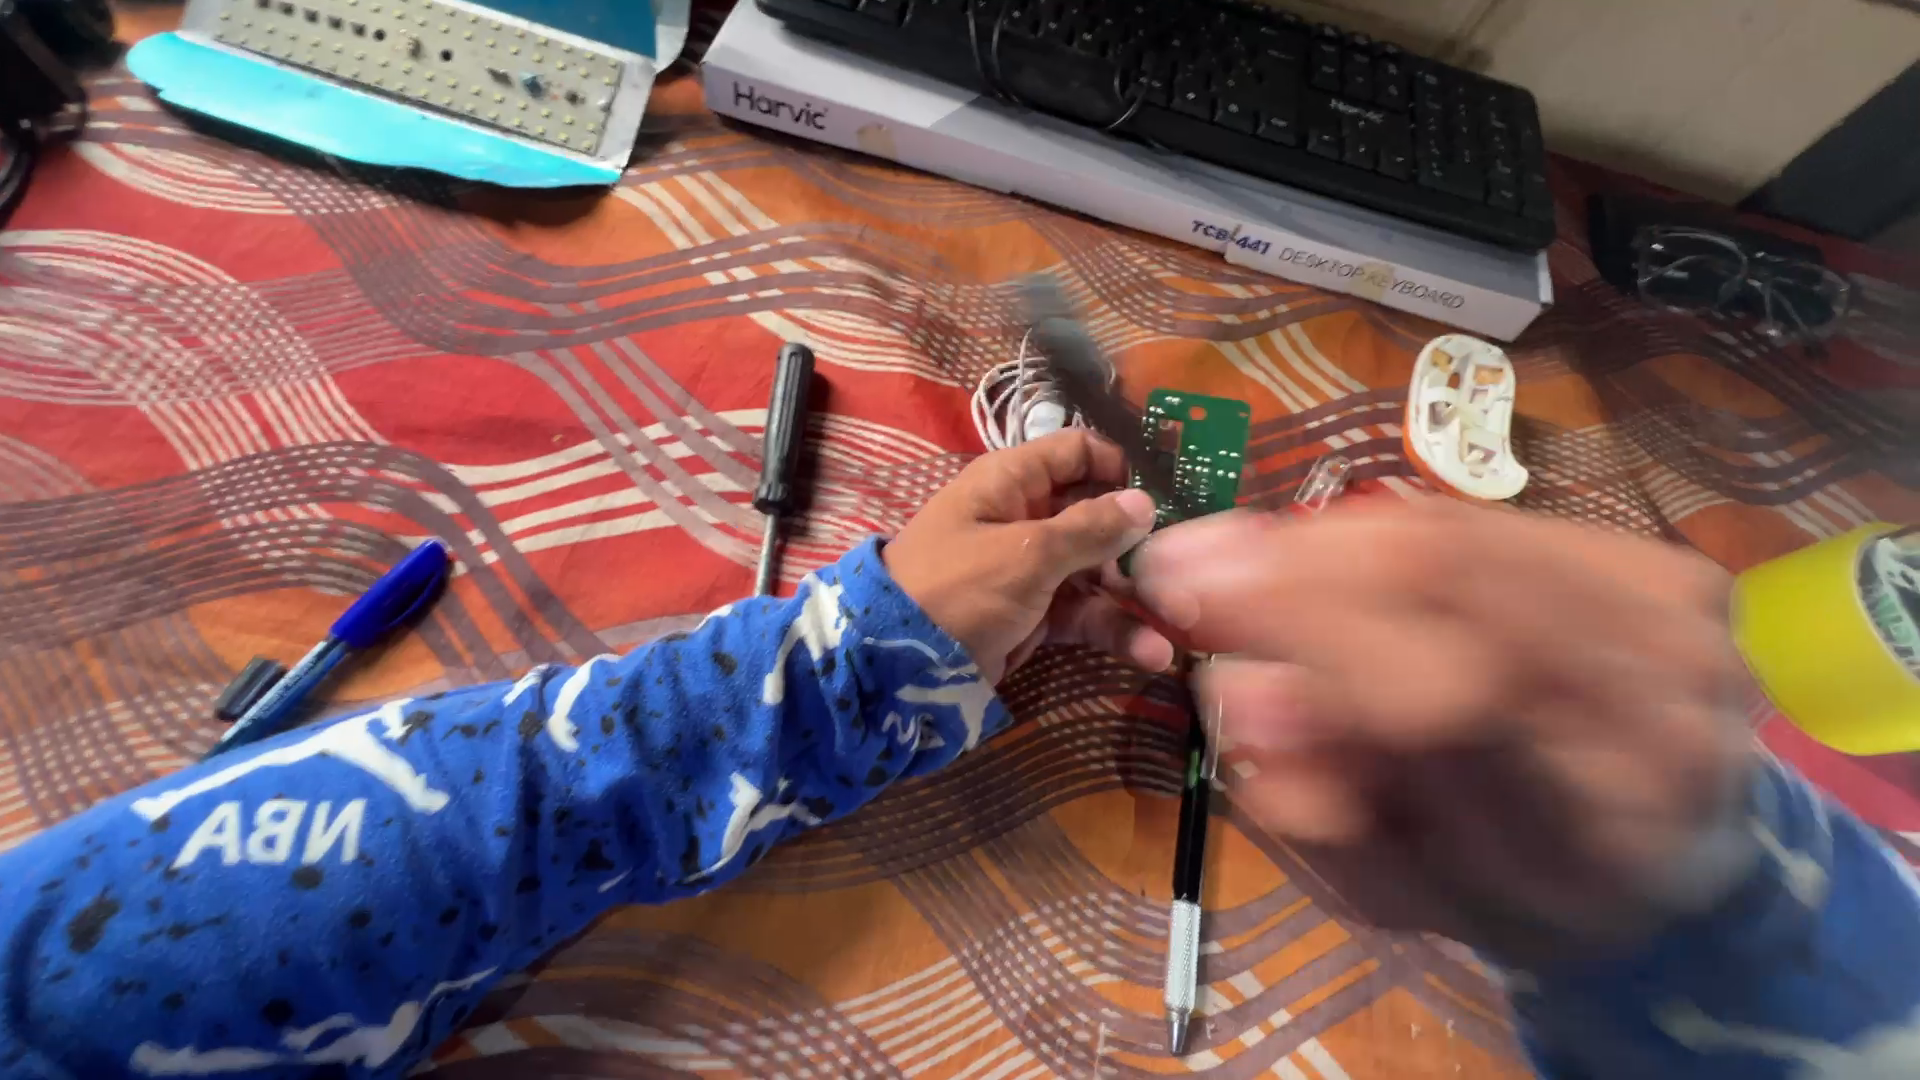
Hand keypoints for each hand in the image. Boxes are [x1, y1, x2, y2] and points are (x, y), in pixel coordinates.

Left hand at [885, 430, 1174, 683]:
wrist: (896, 666)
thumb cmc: (957, 588)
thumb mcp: (1025, 553)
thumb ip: (1088, 528)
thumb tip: (1144, 502)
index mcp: (1012, 482)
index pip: (1076, 452)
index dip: (1120, 466)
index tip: (1166, 494)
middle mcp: (1025, 517)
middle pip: (1096, 516)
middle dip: (1140, 544)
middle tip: (1183, 573)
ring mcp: (1031, 568)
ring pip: (1096, 570)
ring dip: (1136, 595)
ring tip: (1178, 621)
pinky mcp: (1034, 614)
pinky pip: (1083, 612)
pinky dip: (1113, 629)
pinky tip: (1150, 652)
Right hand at [1132, 496, 1753, 960]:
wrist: (1667, 866)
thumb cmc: (1504, 893)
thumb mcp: (1392, 893)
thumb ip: (1311, 806)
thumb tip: (1234, 689)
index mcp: (1602, 825)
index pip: (1442, 684)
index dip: (1296, 620)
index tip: (1181, 595)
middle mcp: (1666, 702)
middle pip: (1446, 572)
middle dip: (1287, 560)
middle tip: (1183, 558)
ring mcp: (1679, 621)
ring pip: (1455, 531)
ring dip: (1316, 540)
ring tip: (1231, 552)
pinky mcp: (1659, 569)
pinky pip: (1477, 522)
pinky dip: (1376, 532)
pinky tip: (1318, 553)